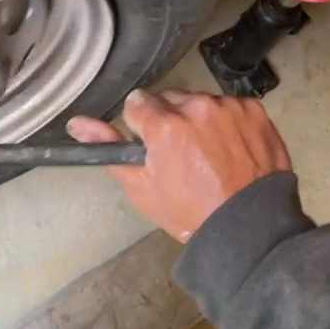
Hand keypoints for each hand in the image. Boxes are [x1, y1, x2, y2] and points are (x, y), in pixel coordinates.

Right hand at [67, 89, 290, 242]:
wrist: (250, 230)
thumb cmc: (190, 214)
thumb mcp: (142, 187)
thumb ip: (109, 147)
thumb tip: (76, 123)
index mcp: (165, 126)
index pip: (137, 103)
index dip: (142, 126)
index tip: (152, 144)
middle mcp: (196, 107)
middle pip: (169, 98)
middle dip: (170, 119)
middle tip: (182, 153)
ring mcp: (228, 107)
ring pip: (200, 101)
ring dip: (200, 119)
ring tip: (211, 154)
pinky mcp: (253, 110)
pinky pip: (230, 106)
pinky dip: (228, 123)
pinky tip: (233, 149)